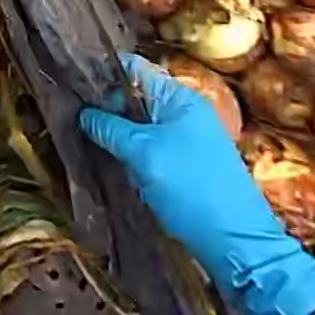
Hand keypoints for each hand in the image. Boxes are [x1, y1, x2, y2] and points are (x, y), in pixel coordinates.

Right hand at [81, 54, 314, 314]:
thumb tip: (83, 113)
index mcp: (178, 96)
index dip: (103, 70)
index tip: (74, 81)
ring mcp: (187, 137)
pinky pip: (151, 144)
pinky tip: (114, 161)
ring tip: (89, 137)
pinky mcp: (187, 163)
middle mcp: (183, 110)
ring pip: (141, 122)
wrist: (240, 247)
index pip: (134, 66)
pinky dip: (132, 150)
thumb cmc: (192, 188)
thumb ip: (110, 128)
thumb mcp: (144, 154)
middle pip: (135, 94)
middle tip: (76, 115)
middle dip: (107, 104)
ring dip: (118, 130)